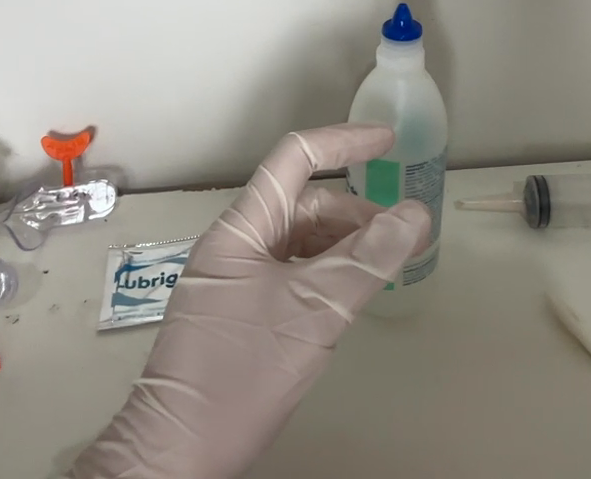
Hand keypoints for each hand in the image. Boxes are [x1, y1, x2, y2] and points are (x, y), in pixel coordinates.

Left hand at [67, 125, 429, 478]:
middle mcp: (237, 244)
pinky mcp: (242, 312)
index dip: (343, 142)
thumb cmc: (238, 375)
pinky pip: (293, 272)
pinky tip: (352, 292)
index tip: (389, 142)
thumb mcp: (313, 312)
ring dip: (346, 244)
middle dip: (357, 212)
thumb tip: (416, 213)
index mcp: (242, 228)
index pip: (295, 159)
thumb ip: (367, 260)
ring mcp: (236, 279)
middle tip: (406, 236)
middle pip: (304, 204)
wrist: (174, 457)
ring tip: (388, 266)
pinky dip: (328, 273)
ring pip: (301, 241)